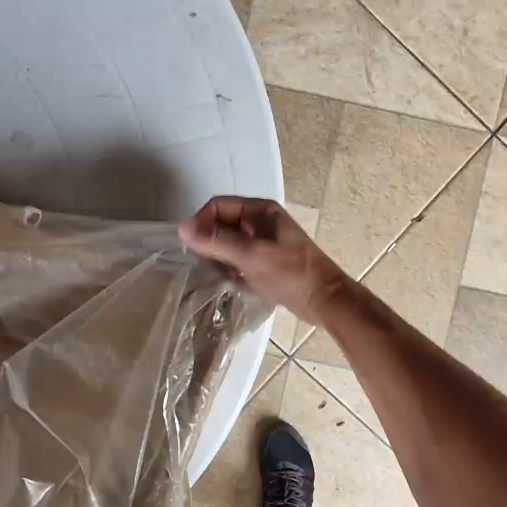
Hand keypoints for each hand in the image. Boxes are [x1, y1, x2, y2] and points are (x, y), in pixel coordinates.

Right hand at [180, 196, 354, 328]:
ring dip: (220, 258)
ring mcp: (264, 243)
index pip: (218, 206)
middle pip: (222, 224)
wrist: (323, 299)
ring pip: (230, 244)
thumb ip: (217, 241)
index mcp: (260, 211)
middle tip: (204, 264)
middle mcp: (261, 222)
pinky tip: (231, 282)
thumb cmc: (290, 273)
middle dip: (210, 242)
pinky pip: (239, 260)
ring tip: (218, 275)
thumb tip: (182, 228)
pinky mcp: (267, 262)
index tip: (192, 247)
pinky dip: (231, 269)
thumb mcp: (250, 255)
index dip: (201, 222)